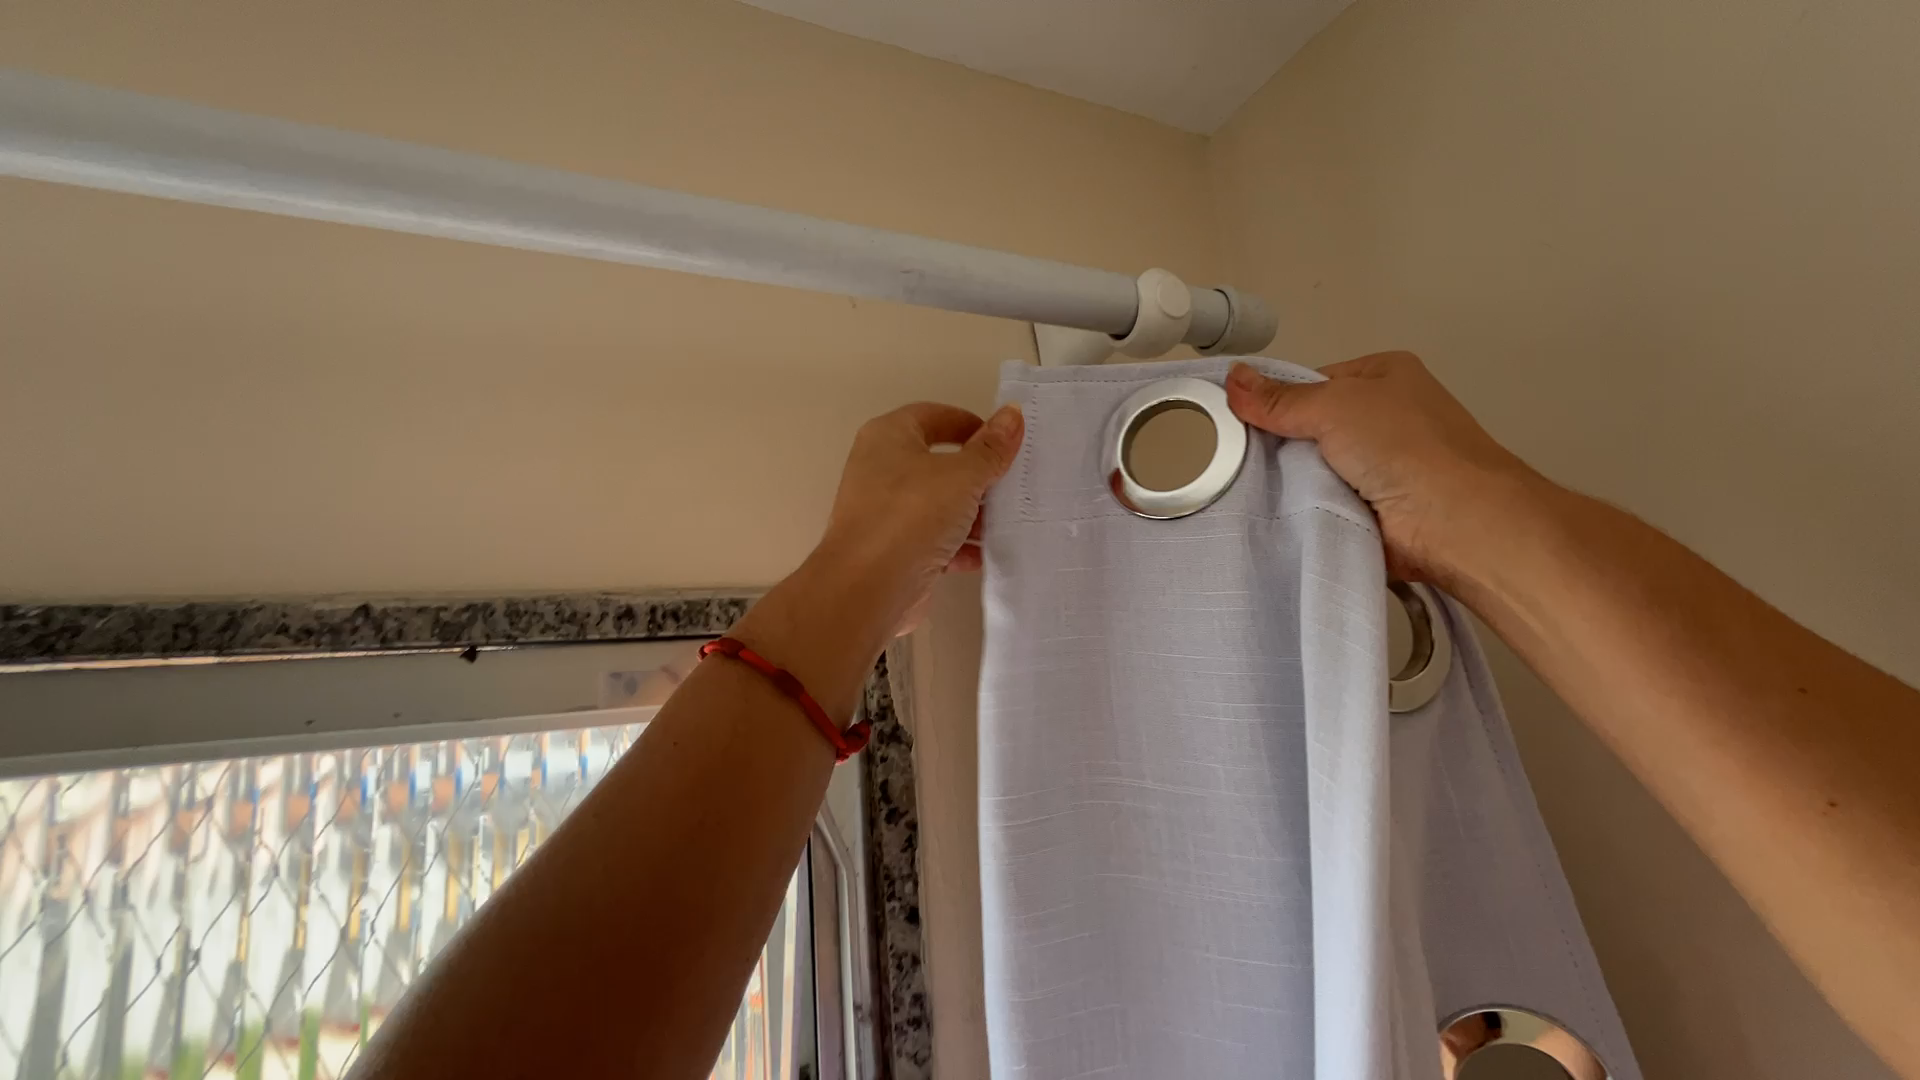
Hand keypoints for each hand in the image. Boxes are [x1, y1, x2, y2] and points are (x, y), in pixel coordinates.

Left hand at [815, 401, 1024, 635]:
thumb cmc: (912, 514)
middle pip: (938, 464)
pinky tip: (987, 555)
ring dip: (972, 515)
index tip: (1004, 442)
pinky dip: (959, 546)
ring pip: (938, 505)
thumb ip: (990, 449)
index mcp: (888, 437)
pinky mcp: (894, 551)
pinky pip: (933, 541)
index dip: (970, 424)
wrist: (868, 588)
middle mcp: (881, 470)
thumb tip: (1012, 414)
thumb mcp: (962, 476)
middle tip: (1012, 483)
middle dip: (977, 475)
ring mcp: (885, 513)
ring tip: (1007, 522)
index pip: (933, 416)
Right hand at [1226, 352, 1538, 585]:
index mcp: (1382, 376)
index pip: (1310, 382)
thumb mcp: (1333, 405)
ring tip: (1262, 485)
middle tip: (1248, 455)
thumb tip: (1235, 379)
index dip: (1276, 399)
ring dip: (1290, 478)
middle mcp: (1382, 417)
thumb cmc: (1409, 447)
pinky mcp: (1368, 504)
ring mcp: (1376, 464)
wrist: (1453, 520)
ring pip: (1310, 466)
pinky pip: (1320, 498)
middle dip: (1280, 443)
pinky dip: (1304, 504)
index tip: (1243, 417)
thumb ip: (1280, 398)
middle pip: (1306, 426)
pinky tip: (1283, 508)